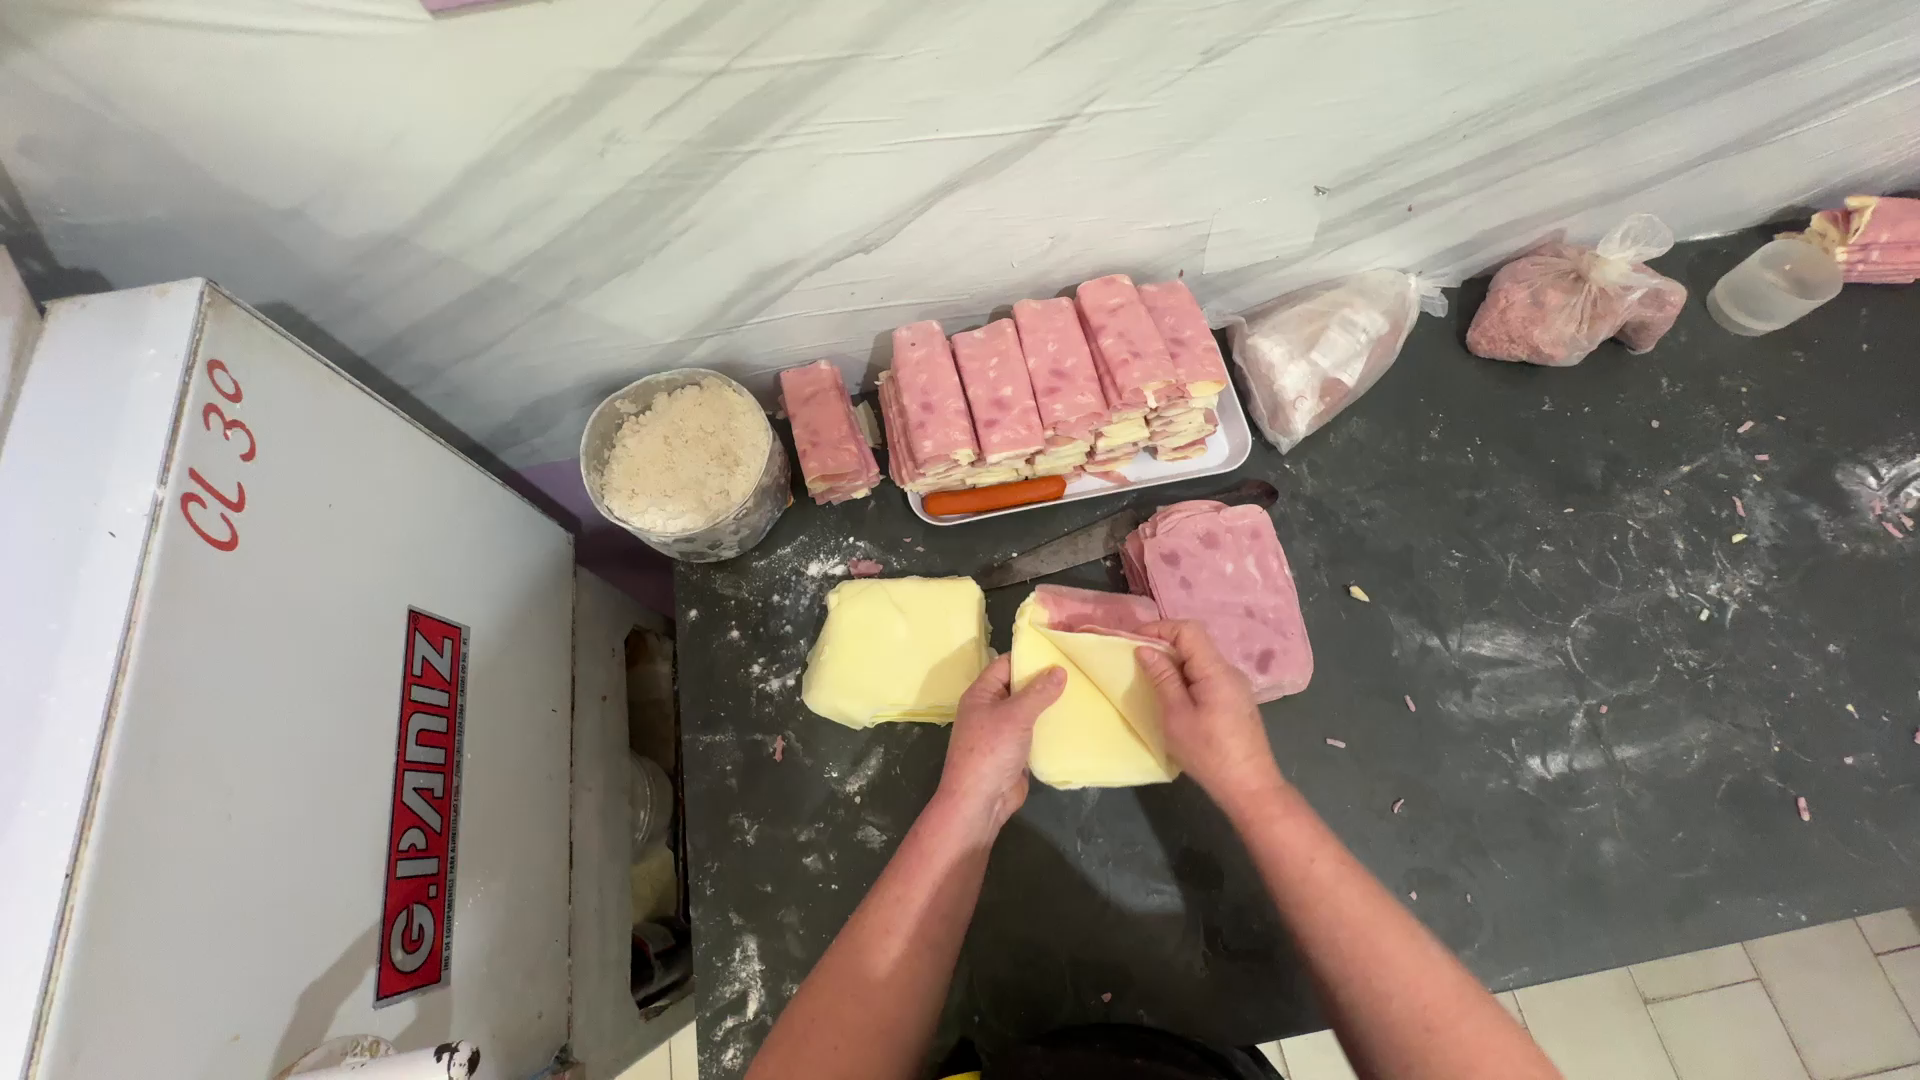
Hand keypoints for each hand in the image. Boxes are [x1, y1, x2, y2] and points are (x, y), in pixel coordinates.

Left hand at [936, 655, 1064, 831]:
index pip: (1005, 664)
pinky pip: (1034, 732)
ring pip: (1028, 711)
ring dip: (1048, 705)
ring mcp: (1002, 731)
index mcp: (981, 694)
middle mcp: (990, 709)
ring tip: (1080, 692)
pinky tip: (1072, 721)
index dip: (1028, 656)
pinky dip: (1049, 727)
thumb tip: (1059, 669)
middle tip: (1076, 670)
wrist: (979, 801)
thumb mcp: (1015, 716)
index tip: (1057, 650)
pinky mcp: (1014, 751)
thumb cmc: (990, 751)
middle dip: (1043, 681)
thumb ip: (1038, 692)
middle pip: (1018, 687)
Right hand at [1136, 620, 1283, 806]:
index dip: (1158, 629)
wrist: (1250, 787)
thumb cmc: (1209, 753)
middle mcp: (1229, 671)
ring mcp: (1235, 685)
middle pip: (1195, 641)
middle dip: (1162, 643)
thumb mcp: (1177, 716)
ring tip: (1148, 676)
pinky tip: (1171, 694)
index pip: (1188, 630)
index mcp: (1216, 671)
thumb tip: (1144, 649)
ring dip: (1173, 661)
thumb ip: (1162, 678)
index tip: (1132, 642)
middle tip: (1134, 659)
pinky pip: (1206, 674)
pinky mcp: (1234, 699)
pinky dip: (1185, 675)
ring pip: (1200, 658)